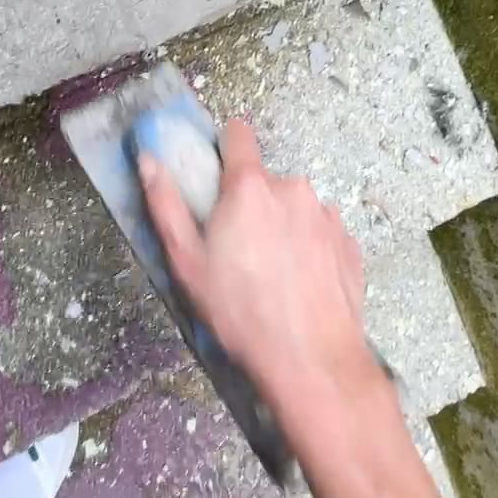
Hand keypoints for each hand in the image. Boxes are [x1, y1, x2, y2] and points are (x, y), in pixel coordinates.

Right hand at [138, 118, 367, 399]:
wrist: (313, 362)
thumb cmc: (242, 313)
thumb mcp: (187, 262)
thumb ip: (165, 203)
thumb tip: (148, 161)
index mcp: (250, 186)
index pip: (238, 134)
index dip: (226, 148)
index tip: (218, 174)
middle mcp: (292, 188)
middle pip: (264, 179)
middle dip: (250, 202)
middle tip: (238, 246)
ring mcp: (326, 215)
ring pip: (293, 206)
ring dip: (281, 224)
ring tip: (271, 271)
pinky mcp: (349, 243)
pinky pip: (319, 231)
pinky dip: (308, 247)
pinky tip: (298, 282)